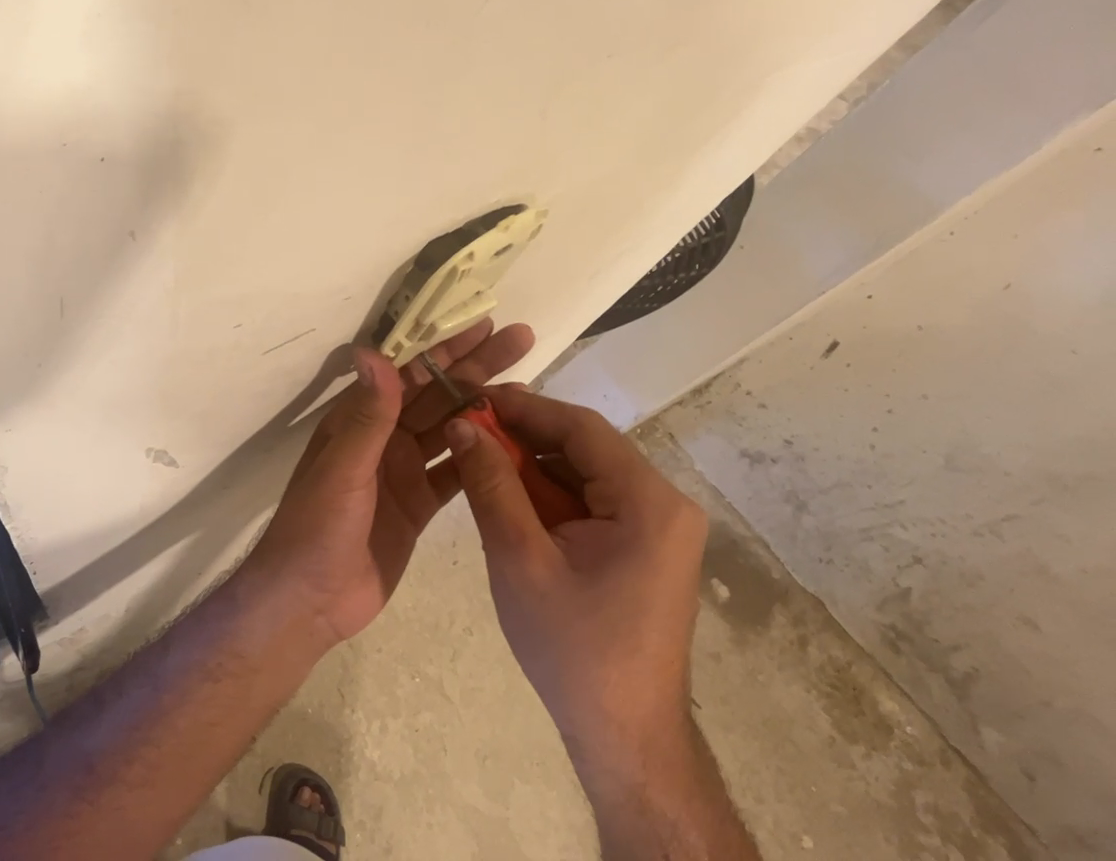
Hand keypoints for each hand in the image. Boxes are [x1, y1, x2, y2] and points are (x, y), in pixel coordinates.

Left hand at [240, 320, 533, 648]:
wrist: (310, 599)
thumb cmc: (316, 528)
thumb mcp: (343, 468)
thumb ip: (367, 416)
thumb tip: (374, 351)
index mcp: (357, 423)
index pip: (406, 374)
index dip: (443, 349)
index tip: (484, 324)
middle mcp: (381, 441)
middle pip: (435, 397)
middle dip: (475, 369)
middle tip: (522, 341)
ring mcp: (401, 474)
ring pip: (450, 431)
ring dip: (484, 409)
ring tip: (530, 386)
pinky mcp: (418, 506)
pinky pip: (456, 474)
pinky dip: (482, 459)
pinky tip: (517, 446)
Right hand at [442, 387, 707, 765]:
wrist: (622, 729)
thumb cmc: (570, 645)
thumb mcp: (519, 557)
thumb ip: (491, 484)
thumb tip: (462, 425)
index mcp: (648, 502)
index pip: (581, 428)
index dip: (523, 407)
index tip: (468, 398)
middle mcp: (664, 504)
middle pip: (585, 447)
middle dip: (522, 436)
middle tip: (463, 430)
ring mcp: (657, 528)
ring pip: (583, 473)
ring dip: (531, 465)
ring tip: (475, 461)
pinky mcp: (642, 548)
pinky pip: (590, 502)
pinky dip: (547, 495)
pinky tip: (506, 498)